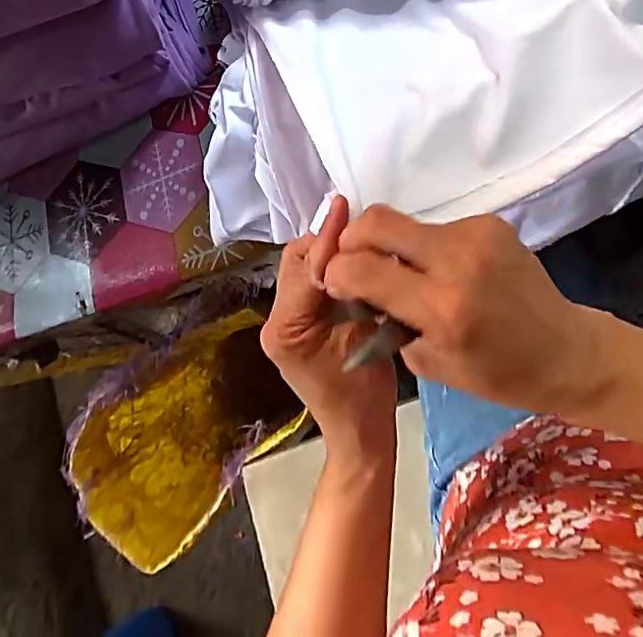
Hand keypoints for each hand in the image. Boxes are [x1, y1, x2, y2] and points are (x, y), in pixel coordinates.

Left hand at [261, 196, 397, 461]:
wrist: (358, 437)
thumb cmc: (365, 398)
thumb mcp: (367, 340)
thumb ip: (357, 294)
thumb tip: (360, 249)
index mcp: (286, 328)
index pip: (304, 269)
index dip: (328, 240)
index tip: (344, 206)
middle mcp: (275, 320)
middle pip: (295, 261)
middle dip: (324, 242)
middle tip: (358, 231)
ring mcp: (282, 321)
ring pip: (299, 266)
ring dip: (325, 252)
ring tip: (356, 244)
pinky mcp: (294, 321)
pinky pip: (307, 281)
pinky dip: (327, 267)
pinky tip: (351, 263)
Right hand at [322, 206, 615, 413]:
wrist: (569, 352)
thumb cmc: (500, 373)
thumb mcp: (433, 364)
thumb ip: (388, 321)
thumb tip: (358, 286)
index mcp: (442, 307)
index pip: (362, 269)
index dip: (336, 271)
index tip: (334, 282)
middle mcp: (457, 260)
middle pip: (377, 221)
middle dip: (352, 239)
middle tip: (354, 261)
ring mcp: (476, 234)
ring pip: (404, 223)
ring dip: (393, 245)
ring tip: (407, 273)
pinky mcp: (489, 223)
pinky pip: (435, 226)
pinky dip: (425, 246)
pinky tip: (443, 269)